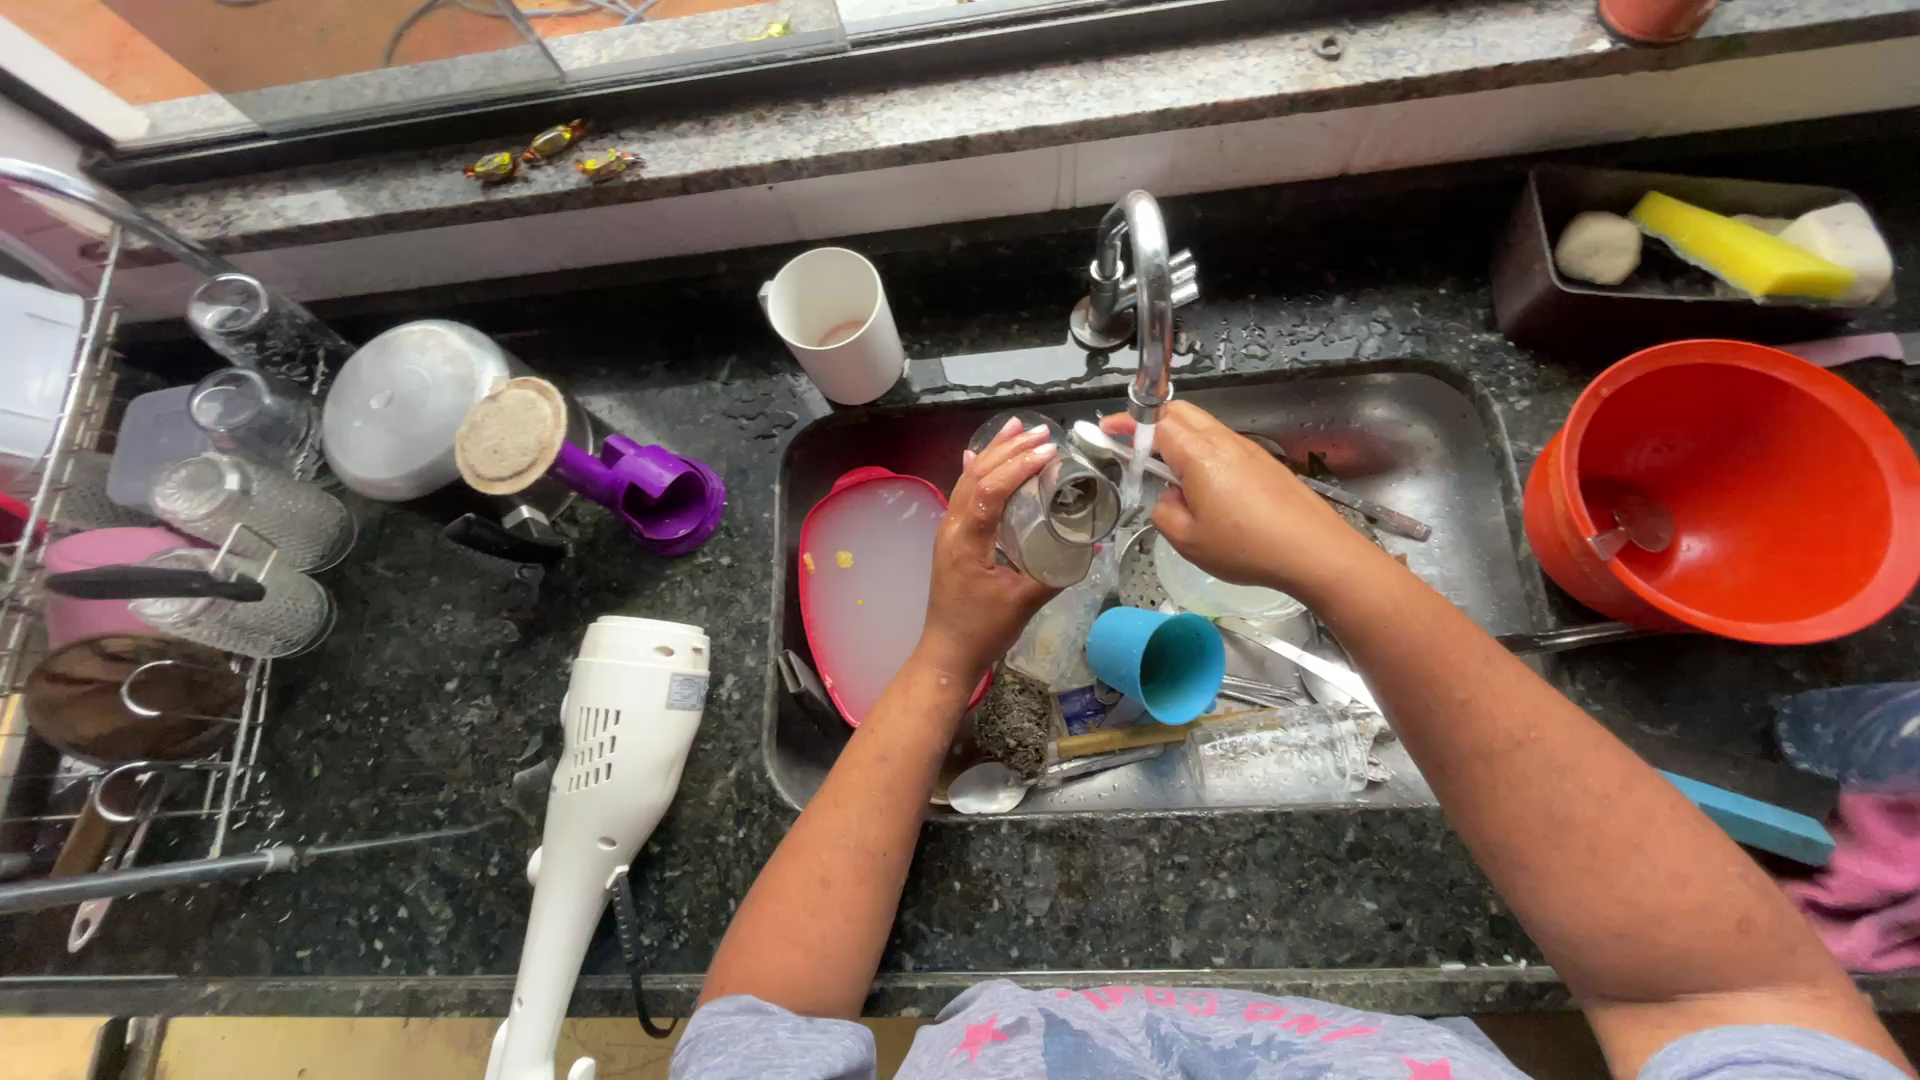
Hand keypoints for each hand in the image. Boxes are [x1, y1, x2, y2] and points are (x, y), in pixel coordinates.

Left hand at [917, 417, 1061, 680]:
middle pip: (976, 475)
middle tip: (1041, 432)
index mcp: (967, 540)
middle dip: (1008, 449)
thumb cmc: (983, 630)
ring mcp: (948, 531)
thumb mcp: (1025, 601)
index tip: (1048, 451)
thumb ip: (1058, 571)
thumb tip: (1092, 544)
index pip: (990, 489)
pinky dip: (977, 472)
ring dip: (993, 453)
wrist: (948, 653)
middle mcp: (952, 528)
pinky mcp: (952, 539)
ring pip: (968, 481)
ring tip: (1016, 428)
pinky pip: (963, 494)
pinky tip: (977, 456)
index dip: (1019, 466)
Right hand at [1100, 402, 1384, 599]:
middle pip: (1180, 412)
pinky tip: (1201, 488)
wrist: (1314, 551)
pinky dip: (1200, 453)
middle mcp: (1223, 442)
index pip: (1155, 424)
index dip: (1128, 424)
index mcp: (1199, 455)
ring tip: (1166, 473)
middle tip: (1132, 446)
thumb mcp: (1187, 540)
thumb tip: (1169, 497)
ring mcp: (1247, 450)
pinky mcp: (1262, 464)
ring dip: (1177, 438)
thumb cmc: (1248, 547)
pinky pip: (1221, 446)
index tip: (1108, 429)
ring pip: (1202, 427)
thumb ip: (1163, 511)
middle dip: (1150, 422)